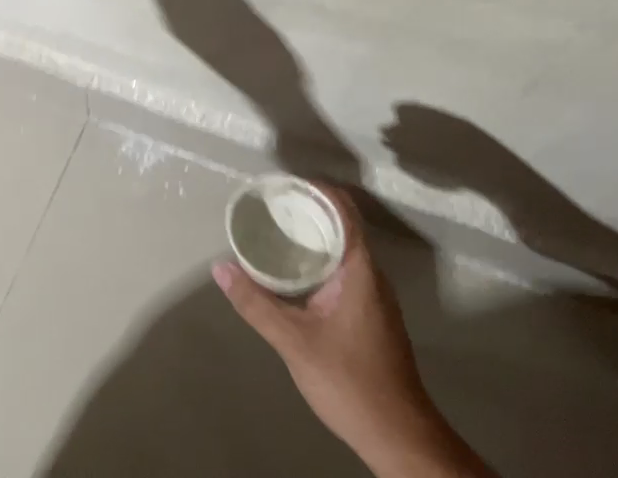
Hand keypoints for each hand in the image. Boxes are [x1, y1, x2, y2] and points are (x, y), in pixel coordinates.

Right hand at [213, 189, 489, 475]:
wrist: (398, 434)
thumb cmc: (349, 382)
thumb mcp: (293, 341)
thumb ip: (255, 303)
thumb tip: (220, 267)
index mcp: (360, 272)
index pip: (345, 212)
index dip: (318, 190)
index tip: (284, 183)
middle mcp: (372, 277)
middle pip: (343, 225)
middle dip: (308, 208)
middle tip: (269, 203)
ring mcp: (374, 297)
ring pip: (343, 249)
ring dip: (313, 234)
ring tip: (274, 228)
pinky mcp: (369, 315)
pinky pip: (342, 269)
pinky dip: (317, 257)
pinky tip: (290, 270)